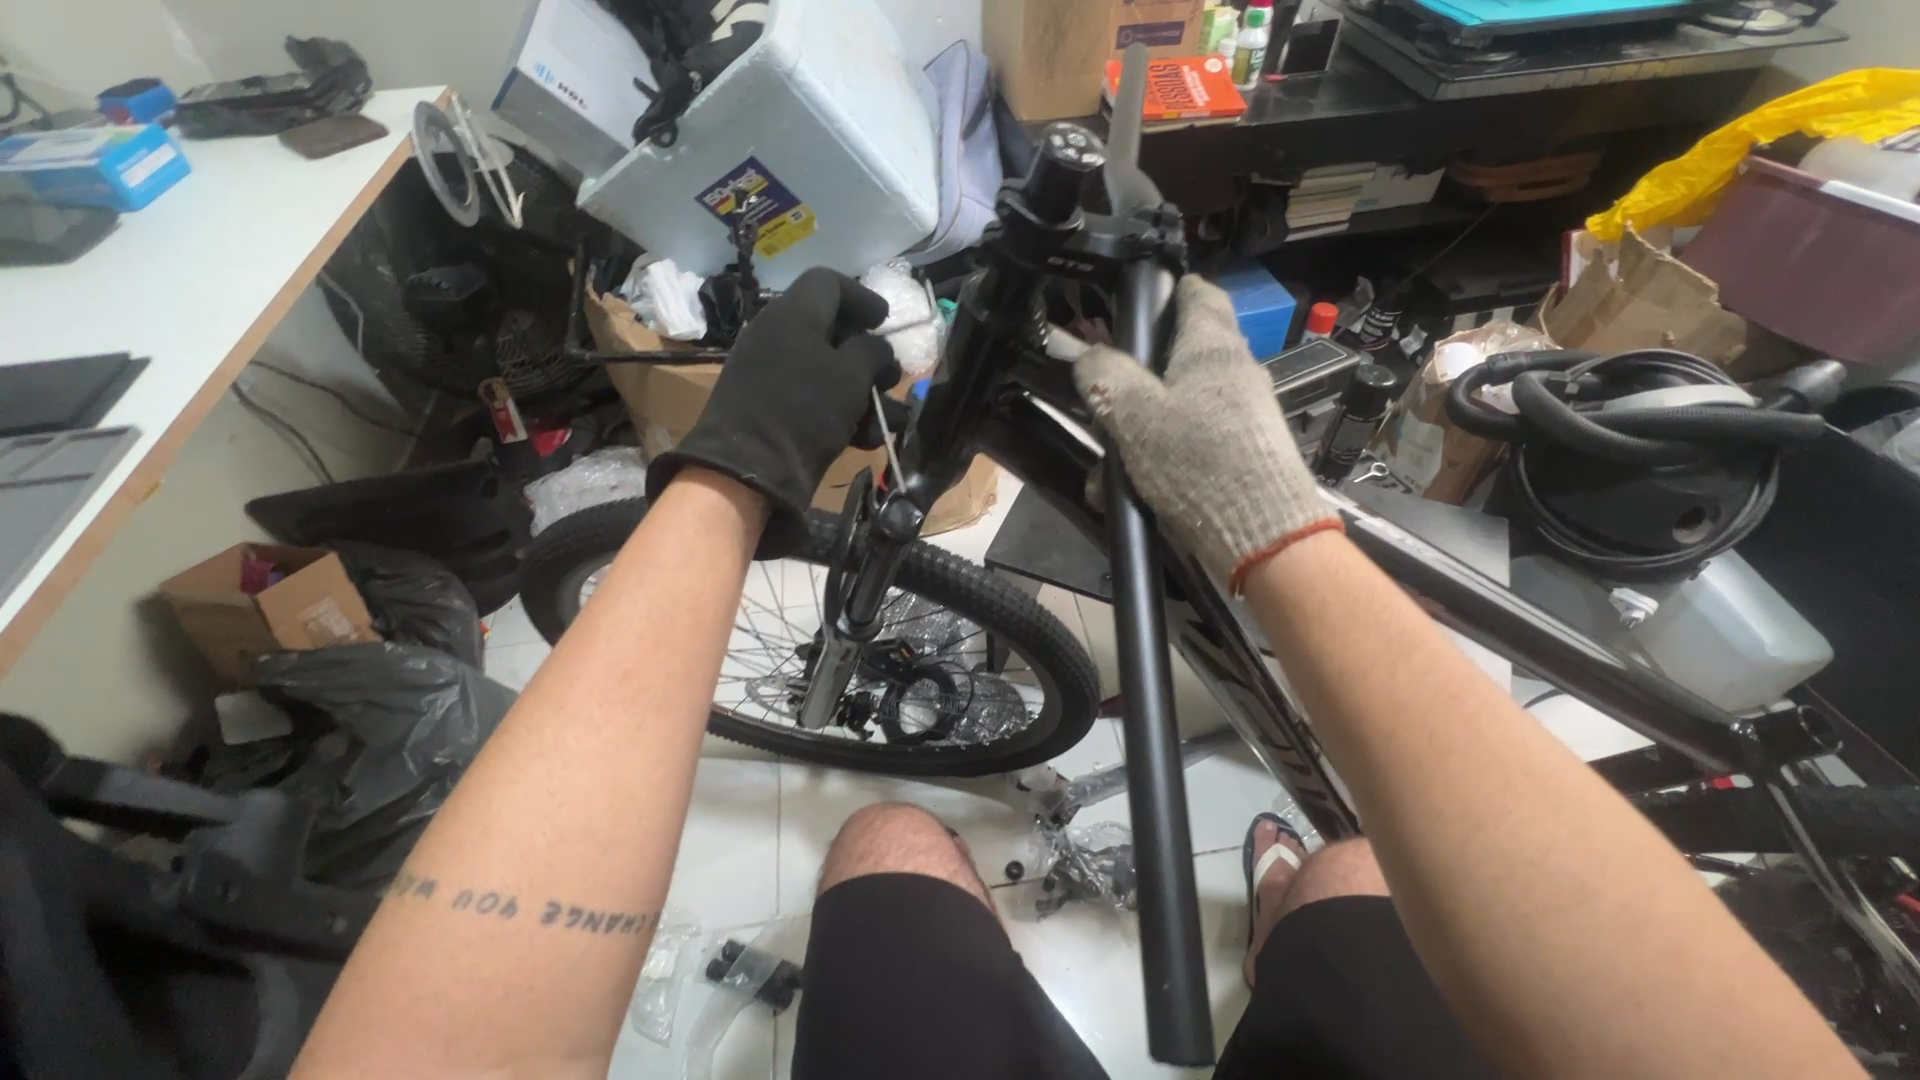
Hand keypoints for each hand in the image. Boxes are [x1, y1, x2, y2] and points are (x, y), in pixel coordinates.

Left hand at [647, 268, 899, 557]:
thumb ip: (873, 352)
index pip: (827, 283)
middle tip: (890, 377)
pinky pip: (812, 400)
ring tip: (891, 420)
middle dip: (869, 356)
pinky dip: (841, 414)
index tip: (885, 320)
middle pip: (832, 331)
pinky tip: (865, 440)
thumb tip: (876, 349)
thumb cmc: (805, 411)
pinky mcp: (771, 410)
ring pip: (828, 372)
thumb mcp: (852, 375)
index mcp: (792, 315)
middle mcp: (778, 338)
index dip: (862, 297)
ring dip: (864, 394)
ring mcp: (771, 375)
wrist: (749, 471)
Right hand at [1075, 274, 1340, 592]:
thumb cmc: (1197, 461)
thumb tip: (1089, 357)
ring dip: (1137, 434)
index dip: (1166, 292)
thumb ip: (1105, 377)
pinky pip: (1188, 443)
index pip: (1198, 293)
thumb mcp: (1134, 414)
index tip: (1136, 305)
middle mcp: (1234, 372)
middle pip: (1177, 358)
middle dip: (1134, 382)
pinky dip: (1157, 461)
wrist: (1259, 536)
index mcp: (1212, 347)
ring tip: (1109, 469)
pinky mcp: (1240, 453)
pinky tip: (1131, 494)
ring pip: (1175, 408)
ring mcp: (1241, 415)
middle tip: (1103, 404)